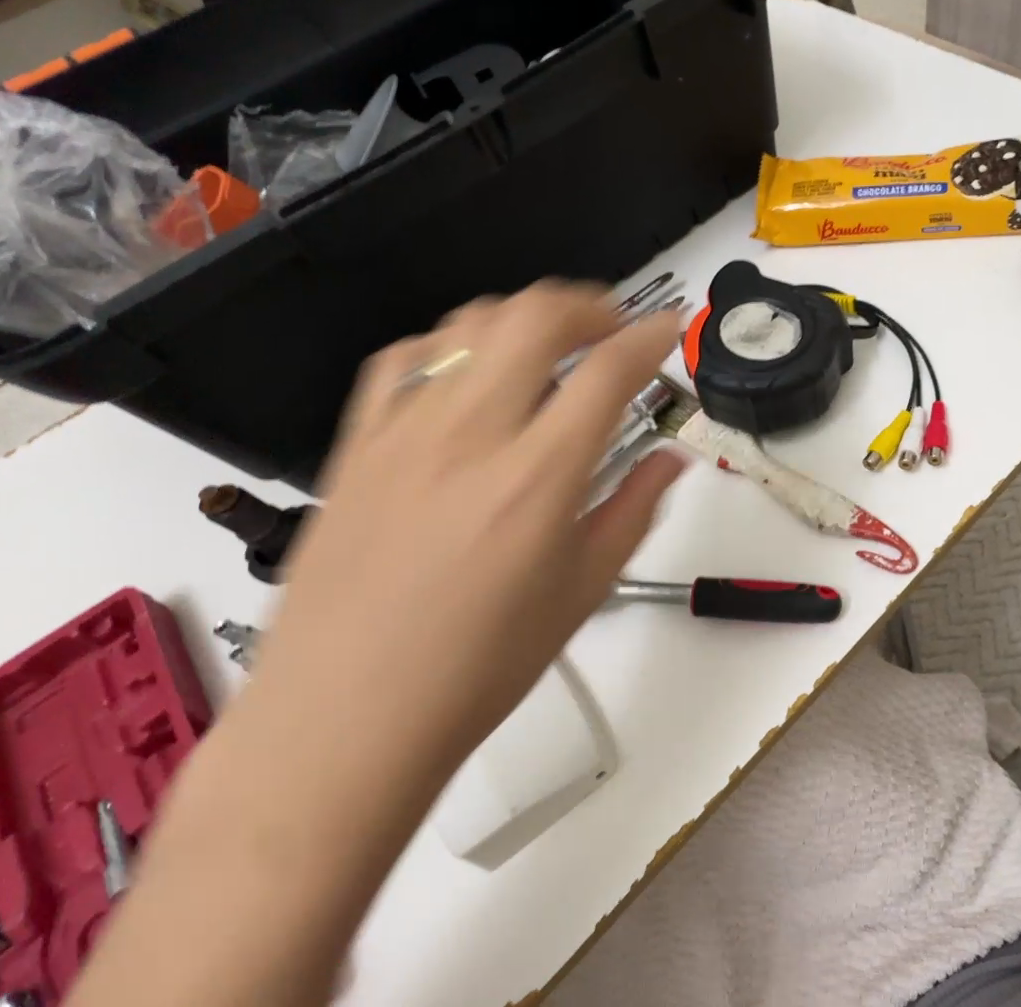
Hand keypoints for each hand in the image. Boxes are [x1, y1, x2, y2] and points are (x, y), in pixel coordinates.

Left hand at [260, 283, 685, 750]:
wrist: (348, 714)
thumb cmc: (479, 668)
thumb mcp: (583, 591)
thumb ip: (635, 509)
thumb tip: (672, 460)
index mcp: (539, 478)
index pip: (610, 371)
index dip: (653, 336)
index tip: (671, 330)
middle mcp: (471, 435)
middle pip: (536, 316)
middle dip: (591, 305)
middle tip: (616, 329)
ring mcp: (403, 432)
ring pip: (469, 323)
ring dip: (523, 317)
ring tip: (549, 347)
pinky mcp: (354, 444)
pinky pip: (402, 359)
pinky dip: (449, 345)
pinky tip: (466, 373)